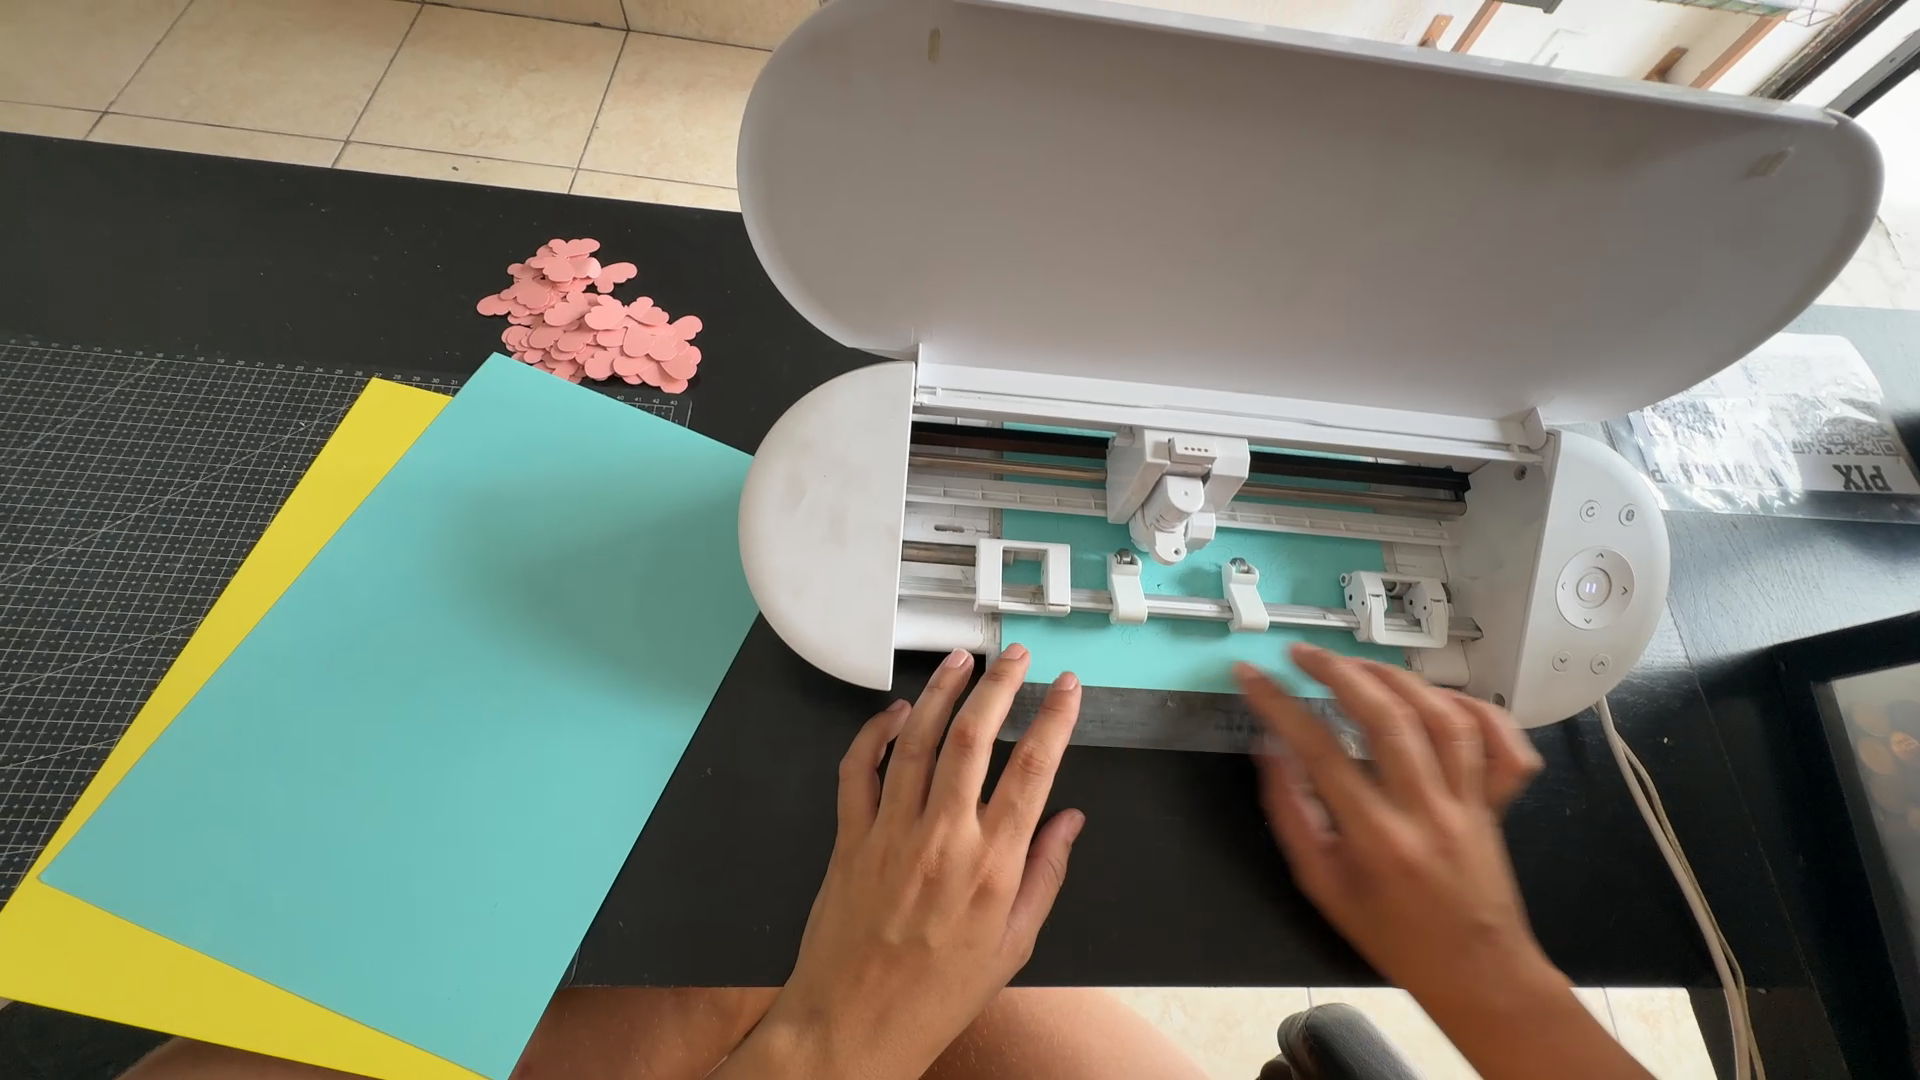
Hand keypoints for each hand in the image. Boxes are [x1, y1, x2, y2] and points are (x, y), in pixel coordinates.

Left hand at [736, 645, 1084, 1079]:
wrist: (851, 1028)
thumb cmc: (937, 994)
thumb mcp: (1014, 946)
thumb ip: (1046, 874)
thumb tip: (1072, 819)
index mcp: (991, 867)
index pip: (1033, 770)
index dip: (1054, 719)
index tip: (1066, 688)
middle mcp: (942, 838)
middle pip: (974, 739)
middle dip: (998, 685)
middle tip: (1014, 656)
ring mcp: (890, 831)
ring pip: (917, 740)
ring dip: (942, 692)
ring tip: (961, 660)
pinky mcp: (850, 834)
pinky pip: (858, 767)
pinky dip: (875, 731)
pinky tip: (897, 710)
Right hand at [1236, 644, 1545, 1004]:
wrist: (1478, 974)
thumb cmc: (1388, 932)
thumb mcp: (1318, 882)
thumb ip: (1289, 811)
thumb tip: (1268, 747)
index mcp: (1377, 837)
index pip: (1320, 750)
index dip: (1279, 704)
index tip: (1250, 676)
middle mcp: (1428, 811)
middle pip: (1389, 719)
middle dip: (1339, 673)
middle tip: (1303, 654)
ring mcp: (1471, 803)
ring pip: (1444, 718)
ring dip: (1396, 678)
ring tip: (1356, 664)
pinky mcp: (1499, 802)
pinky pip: (1503, 745)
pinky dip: (1475, 709)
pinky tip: (1436, 696)